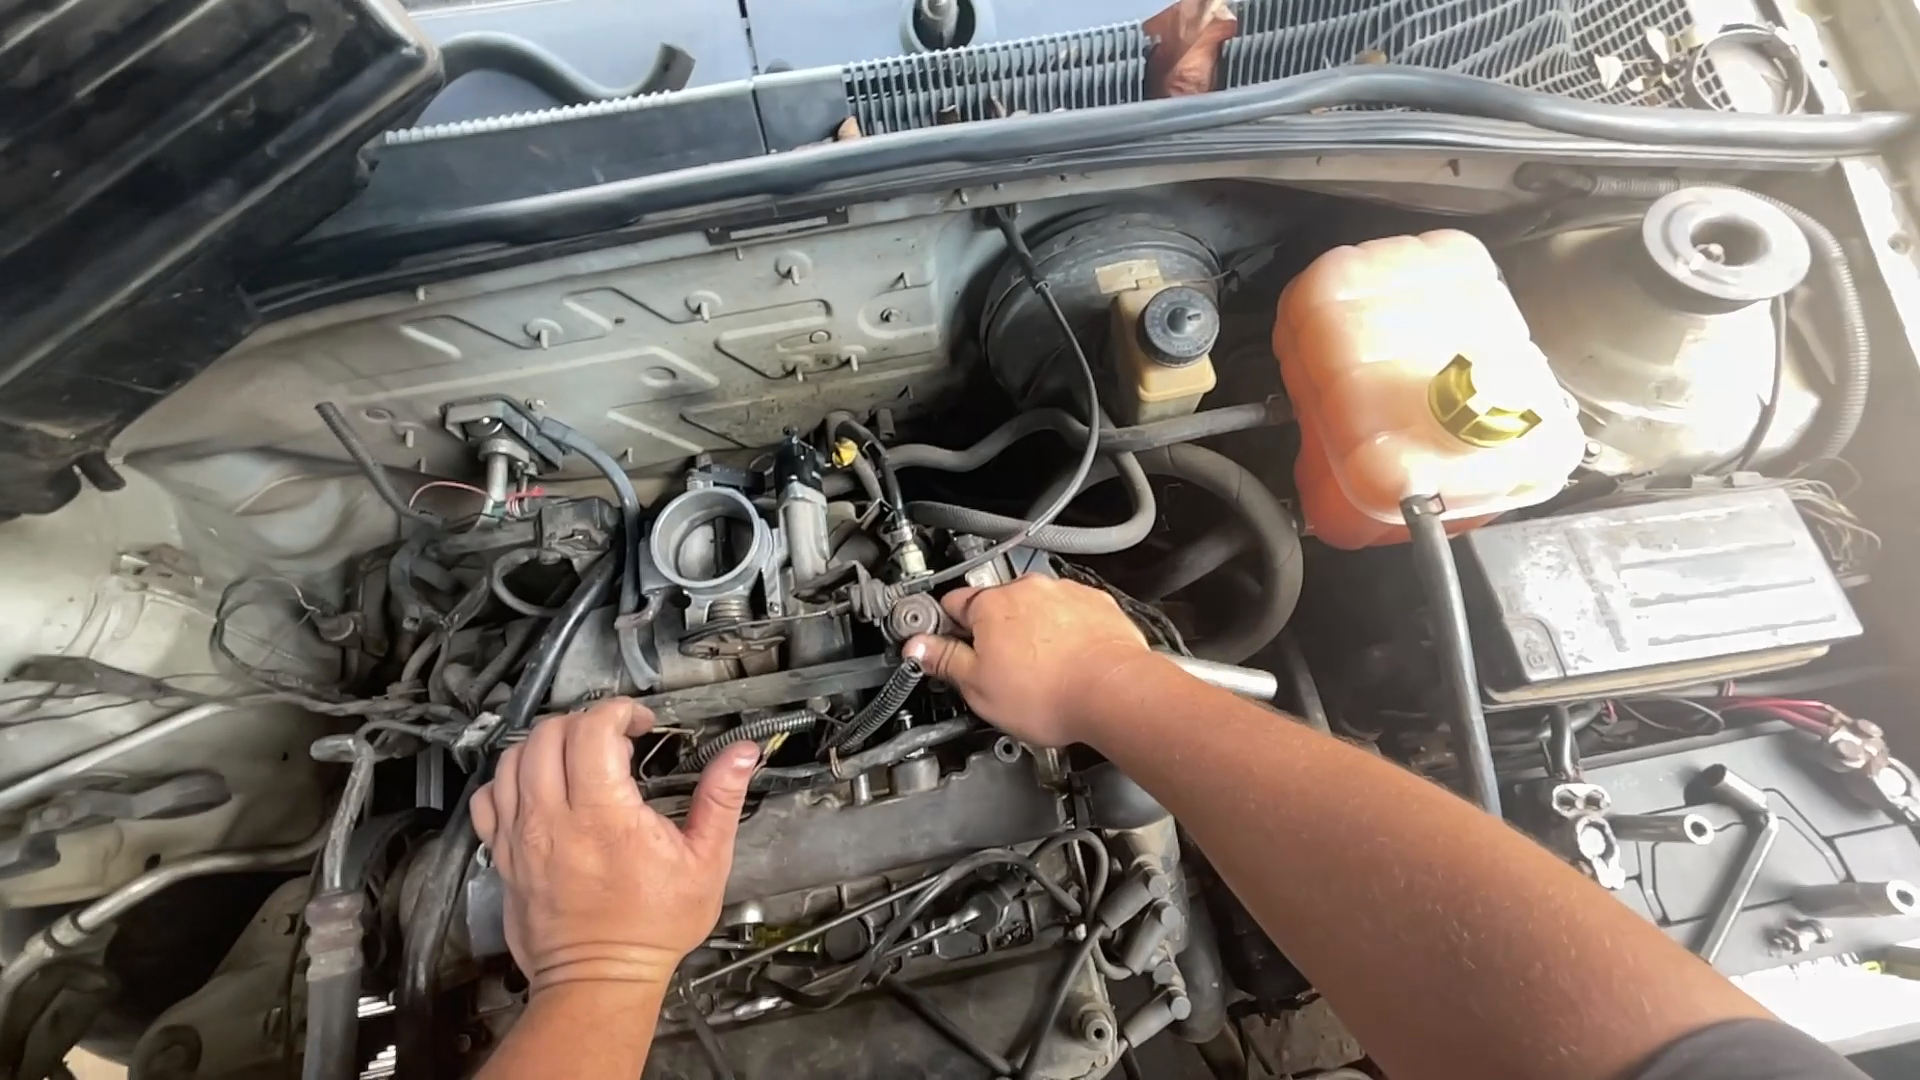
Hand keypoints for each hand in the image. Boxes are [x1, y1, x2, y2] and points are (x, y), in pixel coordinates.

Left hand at [470, 699, 758, 994]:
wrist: (599, 980)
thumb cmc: (653, 925)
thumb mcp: (707, 859)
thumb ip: (721, 798)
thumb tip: (741, 755)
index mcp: (605, 816)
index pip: (591, 731)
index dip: (619, 711)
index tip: (640, 724)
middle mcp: (553, 822)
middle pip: (547, 735)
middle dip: (587, 721)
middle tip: (616, 737)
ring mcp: (520, 839)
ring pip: (512, 759)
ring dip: (549, 743)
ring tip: (582, 756)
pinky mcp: (503, 856)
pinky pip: (488, 798)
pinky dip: (512, 778)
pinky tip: (543, 785)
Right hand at [903, 576, 1150, 746]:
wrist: (1114, 692)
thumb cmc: (1051, 693)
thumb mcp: (980, 687)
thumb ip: (945, 660)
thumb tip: (917, 647)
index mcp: (990, 605)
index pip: (952, 603)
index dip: (946, 627)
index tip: (947, 643)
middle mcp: (1027, 589)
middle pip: (995, 606)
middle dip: (993, 632)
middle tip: (997, 667)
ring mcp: (1063, 594)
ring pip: (1034, 609)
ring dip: (1030, 630)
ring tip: (1038, 670)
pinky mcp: (1094, 604)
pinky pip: (1069, 613)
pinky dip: (1064, 631)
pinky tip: (1066, 660)